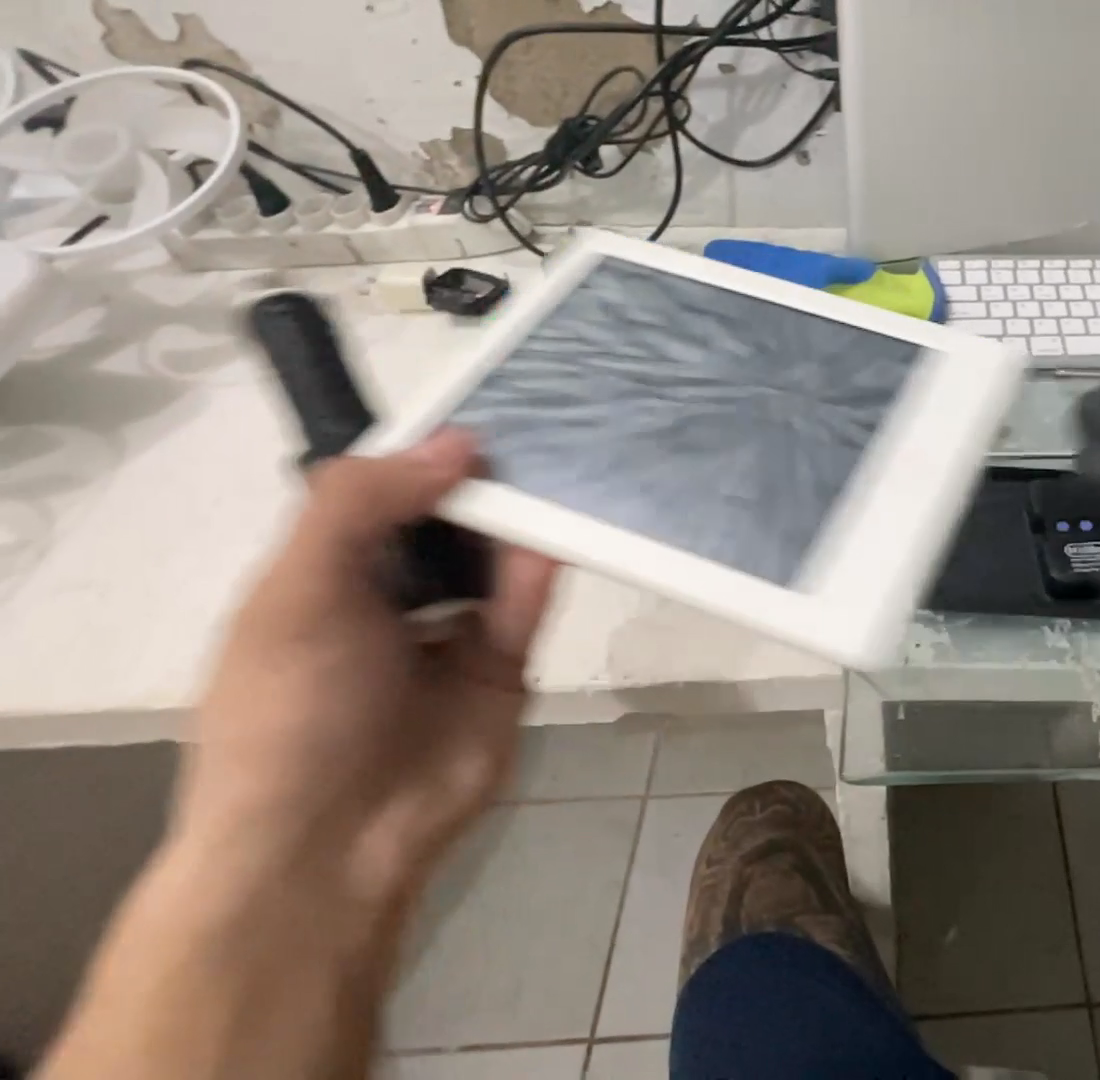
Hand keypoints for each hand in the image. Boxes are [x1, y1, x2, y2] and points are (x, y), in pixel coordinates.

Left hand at [175, 429, 558, 903]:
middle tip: (530, 435)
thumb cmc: (294, 711)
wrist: (339, 842)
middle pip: (443, 524)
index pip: (374, 496)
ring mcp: (449, 633)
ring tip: (557, 472)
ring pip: (492, 561)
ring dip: (517, 523)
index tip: (469, 417)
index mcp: (321, 574)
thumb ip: (361, 506)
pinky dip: (541, 571)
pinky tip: (562, 534)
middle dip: (478, 486)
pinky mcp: (502, 667)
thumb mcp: (298, 594)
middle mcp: (387, 597)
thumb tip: (458, 444)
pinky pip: (525, 606)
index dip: (417, 457)